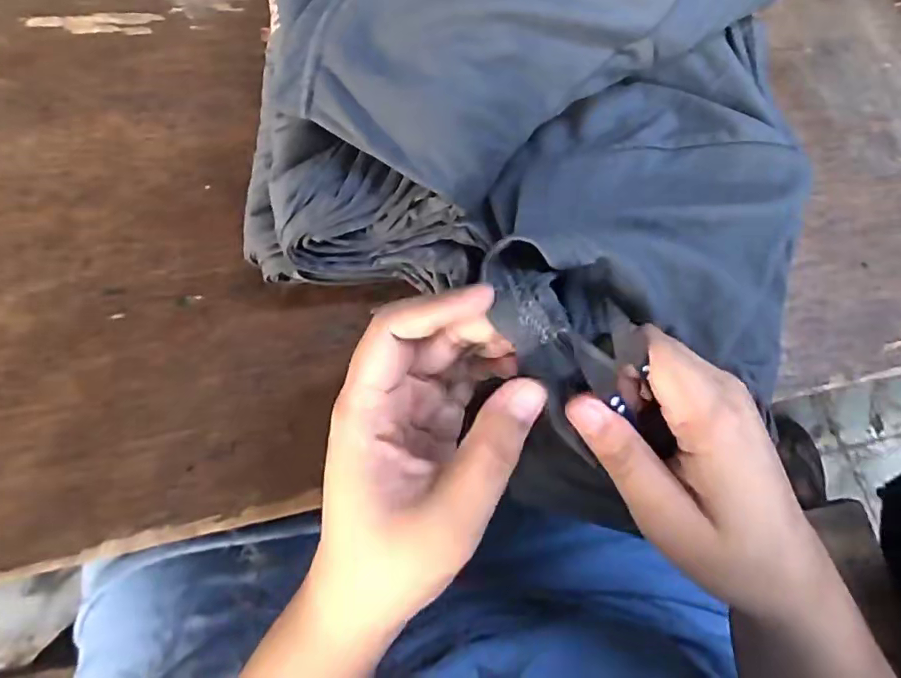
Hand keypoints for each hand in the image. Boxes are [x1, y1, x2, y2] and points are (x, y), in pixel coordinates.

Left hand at [301, 285, 546, 644]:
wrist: (365, 602)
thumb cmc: (395, 560)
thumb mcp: (451, 514)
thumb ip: (493, 449)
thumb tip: (535, 385)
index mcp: (365, 406)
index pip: (392, 331)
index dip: (438, 307)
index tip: (490, 299)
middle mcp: (383, 394)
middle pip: (424, 335)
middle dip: (472, 324)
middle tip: (527, 330)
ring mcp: (405, 405)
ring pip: (444, 352)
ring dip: (484, 343)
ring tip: (531, 348)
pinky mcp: (427, 419)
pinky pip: (458, 379)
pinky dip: (488, 369)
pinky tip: (519, 371)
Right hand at [564, 326, 839, 622]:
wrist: (787, 571)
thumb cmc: (723, 551)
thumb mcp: (661, 514)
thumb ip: (621, 453)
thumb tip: (576, 400)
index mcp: (710, 410)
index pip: (649, 343)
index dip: (616, 364)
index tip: (604, 408)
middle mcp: (724, 384)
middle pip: (656, 347)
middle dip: (627, 378)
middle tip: (625, 433)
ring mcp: (732, 387)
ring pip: (666, 356)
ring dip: (643, 387)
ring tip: (645, 441)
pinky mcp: (731, 396)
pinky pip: (682, 372)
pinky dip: (661, 393)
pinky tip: (665, 438)